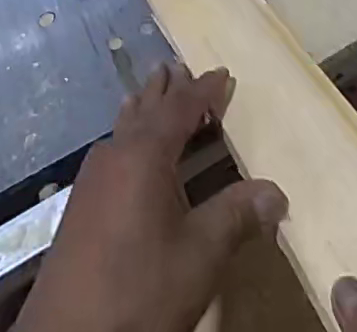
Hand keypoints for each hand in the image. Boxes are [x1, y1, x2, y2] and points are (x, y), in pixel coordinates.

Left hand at [14, 63, 288, 331]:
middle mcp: (115, 157)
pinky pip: (112, 151)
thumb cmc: (138, 290)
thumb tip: (278, 193)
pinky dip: (130, 136)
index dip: (204, 89)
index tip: (222, 72)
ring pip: (123, 129)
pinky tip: (127, 153)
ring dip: (144, 110)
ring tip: (151, 93)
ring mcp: (91, 183)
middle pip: (145, 110)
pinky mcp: (78, 210)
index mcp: (145, 155)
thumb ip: (237, 216)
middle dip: (166, 90)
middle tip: (178, 65)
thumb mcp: (199, 255)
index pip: (180, 108)